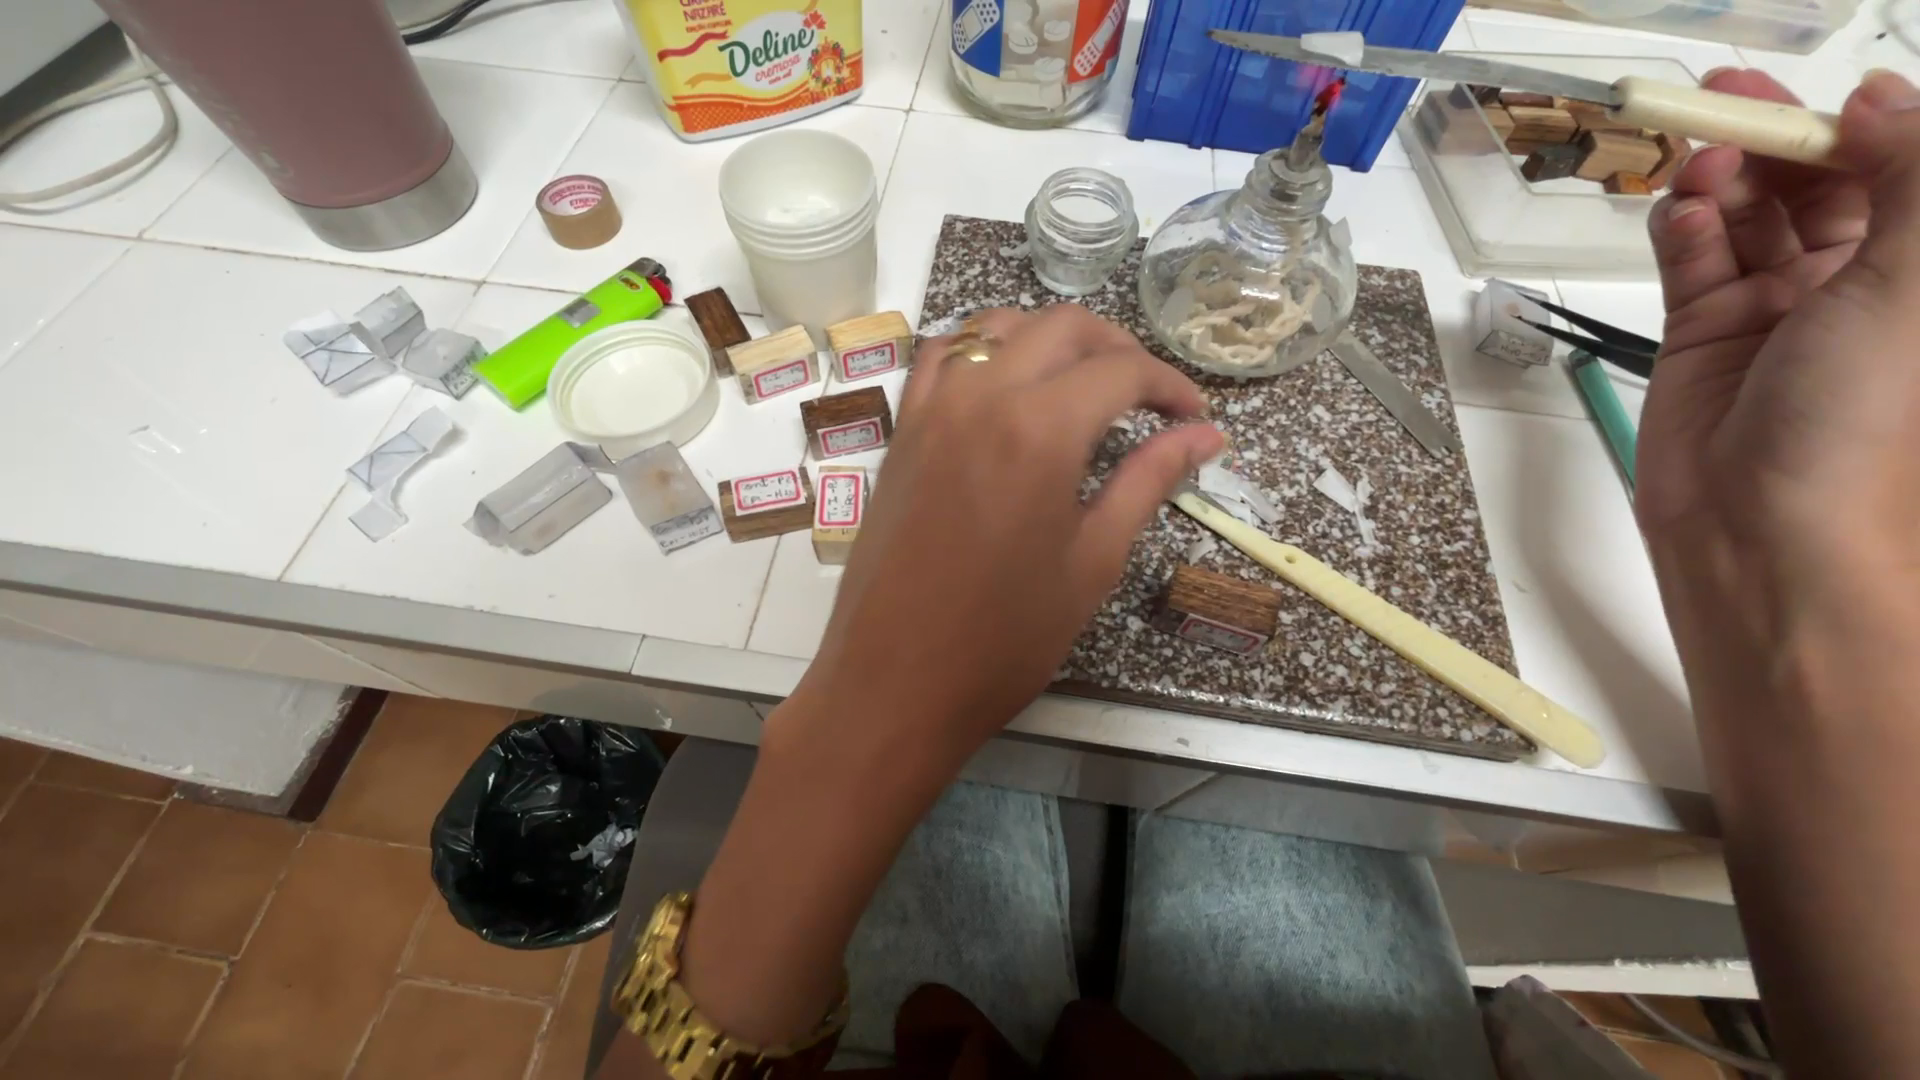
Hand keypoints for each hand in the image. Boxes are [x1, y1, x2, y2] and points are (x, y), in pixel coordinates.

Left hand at [779, 305, 1221, 767]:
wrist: (895, 682)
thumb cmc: (1004, 639)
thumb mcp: (1092, 561)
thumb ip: (1148, 482)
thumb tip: (1205, 435)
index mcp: (1039, 429)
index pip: (1121, 370)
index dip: (1170, 387)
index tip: (1195, 418)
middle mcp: (980, 396)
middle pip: (1062, 328)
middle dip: (1117, 349)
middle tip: (1147, 398)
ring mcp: (930, 408)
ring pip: (996, 327)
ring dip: (1049, 339)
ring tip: (1081, 384)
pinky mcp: (901, 432)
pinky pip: (940, 357)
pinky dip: (982, 350)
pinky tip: (1004, 386)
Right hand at [1635, 72, 1919, 1079]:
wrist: (1760, 528)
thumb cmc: (1866, 416)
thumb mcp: (1916, 285)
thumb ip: (1911, 182)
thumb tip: (1880, 99)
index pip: (1903, 169)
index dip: (1867, 122)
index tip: (1817, 93)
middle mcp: (1864, 281)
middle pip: (1823, 183)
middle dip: (1779, 138)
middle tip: (1723, 100)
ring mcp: (1778, 309)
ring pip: (1752, 218)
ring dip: (1723, 182)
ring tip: (1693, 159)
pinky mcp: (1703, 337)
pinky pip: (1697, 265)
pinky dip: (1685, 232)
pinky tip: (1678, 210)